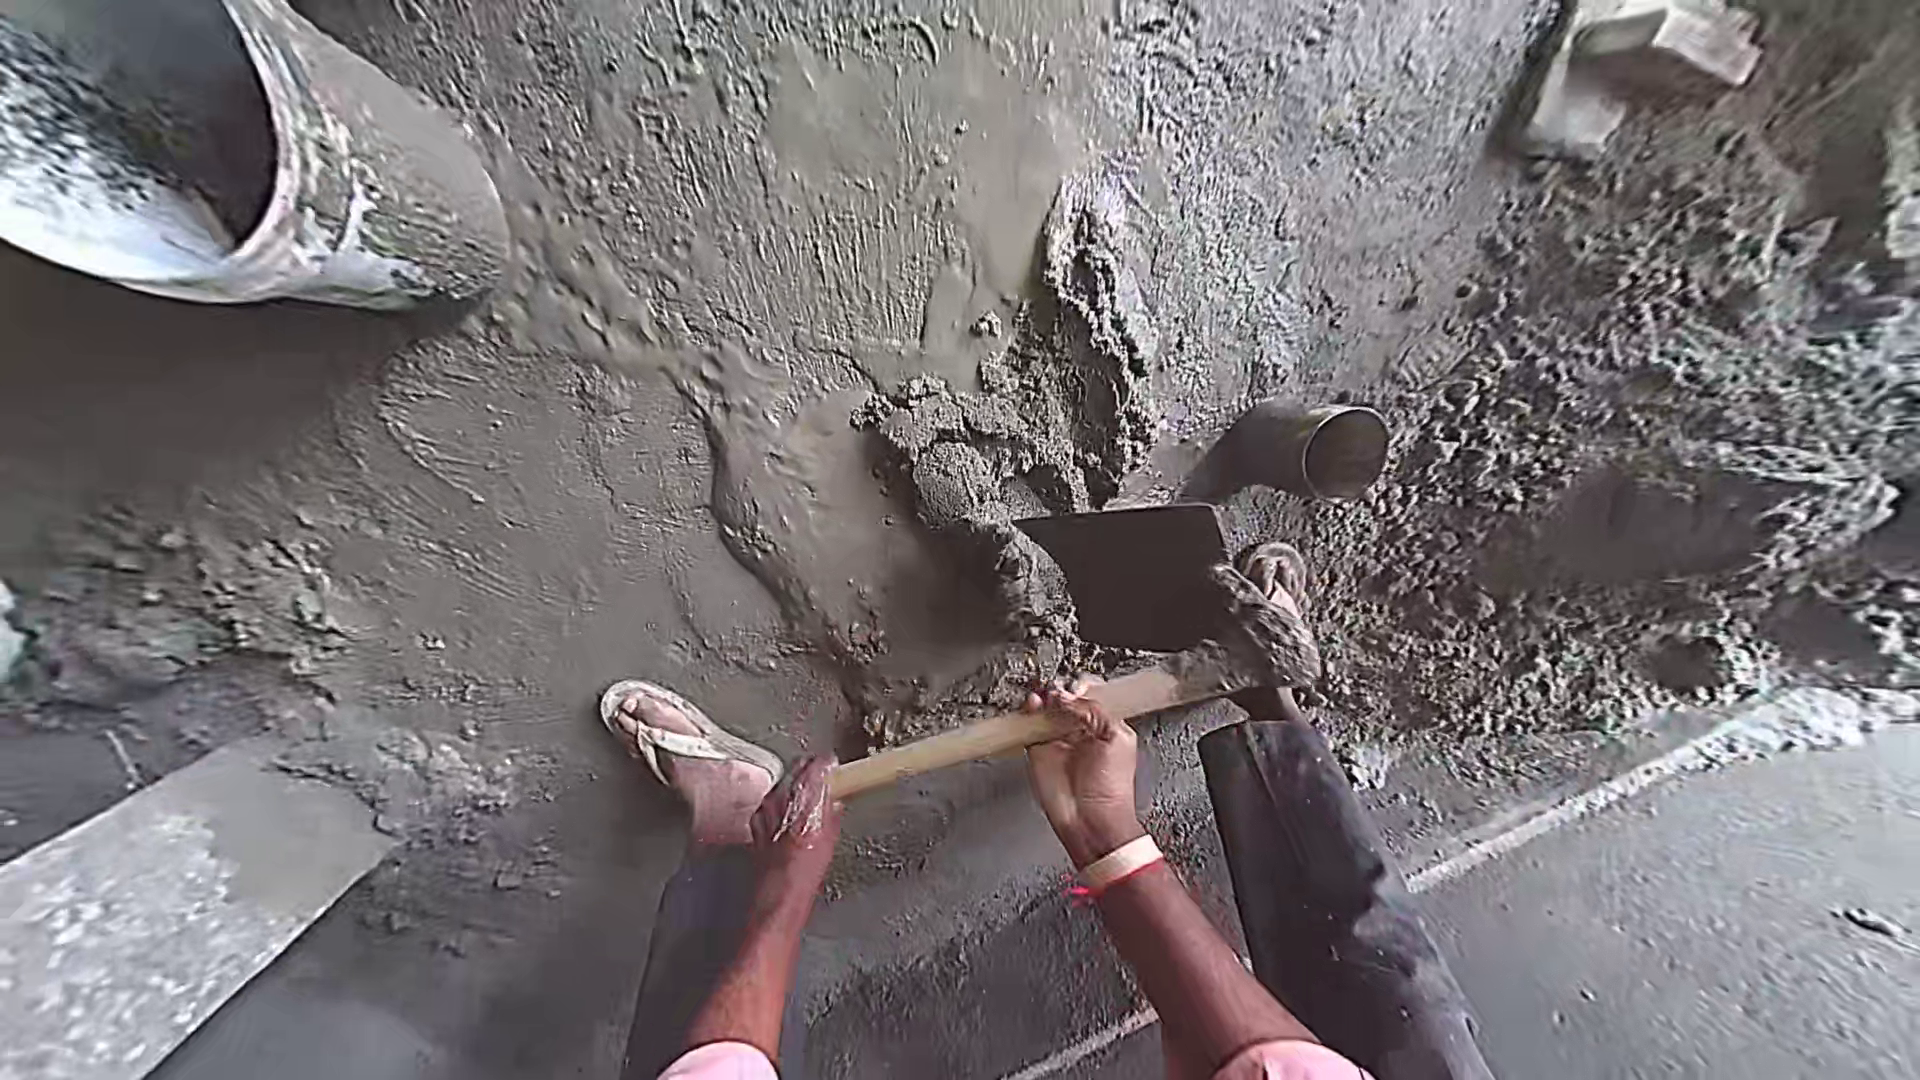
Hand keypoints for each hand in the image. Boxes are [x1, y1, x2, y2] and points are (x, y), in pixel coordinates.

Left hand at [749, 755, 843, 919]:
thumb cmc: (805, 873)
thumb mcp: (830, 838)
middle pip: (795, 770)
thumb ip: (832, 813)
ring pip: (781, 784)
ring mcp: (766, 810)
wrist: (779, 899)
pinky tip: (785, 813)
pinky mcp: (756, 823)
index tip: (831, 764)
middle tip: (820, 774)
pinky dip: (778, 803)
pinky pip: (768, 803)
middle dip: (808, 769)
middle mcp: (782, 800)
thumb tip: (834, 800)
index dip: (826, 763)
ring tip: (804, 794)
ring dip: (792, 785)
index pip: (816, 766)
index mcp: (805, 799)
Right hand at [1024, 677, 1144, 867]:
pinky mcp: (1038, 748)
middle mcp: (1080, 728)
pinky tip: (1034, 704)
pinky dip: (1029, 710)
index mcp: (1104, 723)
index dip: (1082, 686)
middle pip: (1066, 696)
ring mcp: (1058, 737)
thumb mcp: (1117, 737)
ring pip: (1046, 706)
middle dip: (1061, 688)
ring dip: (1044, 696)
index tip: (1077, 687)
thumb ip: (1095, 710)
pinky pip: (1030, 722)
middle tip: (1060, 691)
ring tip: (1046, 697)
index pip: (1091, 693)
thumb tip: (1068, 695)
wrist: (1091, 819)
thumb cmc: (1112, 785)